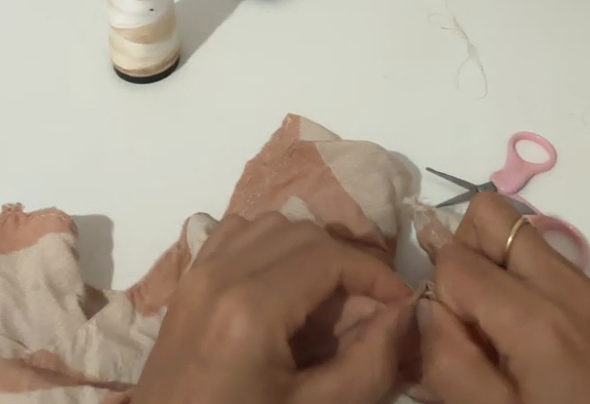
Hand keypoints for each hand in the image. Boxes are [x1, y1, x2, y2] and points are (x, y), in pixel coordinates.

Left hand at [131, 213, 413, 403]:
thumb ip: (367, 364)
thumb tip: (404, 312)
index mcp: (251, 307)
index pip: (328, 256)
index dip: (374, 272)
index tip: (402, 302)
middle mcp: (220, 273)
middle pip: (300, 232)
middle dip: (344, 261)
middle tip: (369, 307)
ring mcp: (197, 273)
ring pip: (267, 224)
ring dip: (306, 249)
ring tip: (328, 299)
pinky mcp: (185, 283)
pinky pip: (234, 234)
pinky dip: (267, 244)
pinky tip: (281, 286)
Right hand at [417, 193, 589, 403]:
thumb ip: (448, 361)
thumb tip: (424, 307)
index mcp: (537, 318)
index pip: (454, 259)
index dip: (440, 298)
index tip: (458, 345)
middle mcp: (568, 286)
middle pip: (490, 213)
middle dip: (465, 254)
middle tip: (472, 317)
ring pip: (520, 234)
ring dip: (495, 269)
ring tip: (500, 333)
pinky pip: (551, 266)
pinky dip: (526, 286)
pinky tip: (534, 345)